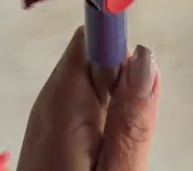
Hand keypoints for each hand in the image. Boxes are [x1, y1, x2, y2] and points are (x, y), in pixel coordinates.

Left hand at [17, 29, 159, 170]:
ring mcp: (46, 116)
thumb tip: (145, 54)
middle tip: (125, 136)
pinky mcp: (50, 133)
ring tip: (113, 153)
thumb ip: (131, 118)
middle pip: (96, 63)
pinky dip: (101, 124)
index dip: (119, 49)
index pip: (90, 37)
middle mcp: (48, 98)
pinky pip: (84, 110)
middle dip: (121, 88)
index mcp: (60, 97)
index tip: (135, 89)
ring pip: (93, 88)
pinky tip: (103, 157)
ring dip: (113, 109)